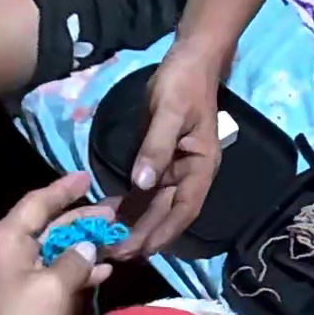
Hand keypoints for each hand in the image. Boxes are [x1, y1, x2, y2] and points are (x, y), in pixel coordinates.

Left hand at [0, 172, 113, 314]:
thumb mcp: (55, 288)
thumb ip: (75, 260)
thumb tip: (88, 246)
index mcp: (4, 240)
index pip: (36, 203)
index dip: (64, 189)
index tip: (88, 176)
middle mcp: (3, 253)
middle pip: (45, 226)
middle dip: (79, 219)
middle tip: (112, 213)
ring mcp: (11, 278)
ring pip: (50, 252)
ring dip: (81, 246)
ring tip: (114, 240)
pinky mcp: (21, 301)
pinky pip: (50, 275)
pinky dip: (73, 272)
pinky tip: (100, 271)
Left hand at [113, 45, 222, 257]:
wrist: (190, 59)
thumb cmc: (184, 83)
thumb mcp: (169, 112)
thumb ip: (155, 149)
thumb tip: (142, 184)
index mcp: (200, 169)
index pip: (183, 210)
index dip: (164, 233)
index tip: (143, 251)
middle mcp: (190, 177)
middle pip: (167, 215)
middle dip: (144, 236)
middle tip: (118, 255)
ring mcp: (176, 173)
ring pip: (155, 208)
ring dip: (136, 227)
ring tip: (113, 246)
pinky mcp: (161, 166)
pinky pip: (147, 194)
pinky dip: (132, 209)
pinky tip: (115, 221)